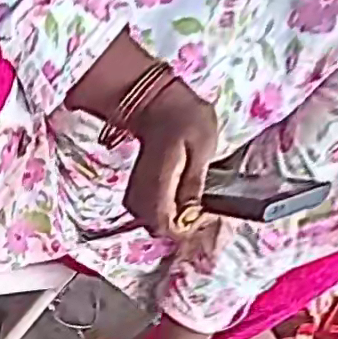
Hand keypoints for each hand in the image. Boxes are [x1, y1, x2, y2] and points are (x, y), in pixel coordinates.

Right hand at [125, 81, 218, 239]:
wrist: (158, 108)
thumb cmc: (186, 122)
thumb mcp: (202, 148)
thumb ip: (194, 182)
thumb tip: (192, 213)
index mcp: (159, 185)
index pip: (165, 225)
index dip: (185, 230)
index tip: (203, 219)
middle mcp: (142, 196)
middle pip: (158, 229)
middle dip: (180, 226)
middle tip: (200, 213)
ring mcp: (135, 197)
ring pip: (152, 224)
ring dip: (172, 221)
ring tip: (191, 206)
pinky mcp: (135, 195)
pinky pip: (148, 216)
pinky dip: (164, 214)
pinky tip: (178, 202)